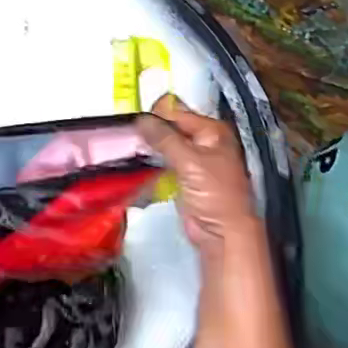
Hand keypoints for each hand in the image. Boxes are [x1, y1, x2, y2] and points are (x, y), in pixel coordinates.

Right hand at [136, 95, 257, 250]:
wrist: (222, 235)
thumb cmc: (214, 194)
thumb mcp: (190, 161)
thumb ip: (164, 137)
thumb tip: (139, 118)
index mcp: (211, 131)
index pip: (177, 112)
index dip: (155, 114)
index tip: (131, 119)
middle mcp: (202, 140)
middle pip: (169, 126)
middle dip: (149, 128)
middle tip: (125, 130)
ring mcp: (191, 158)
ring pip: (162, 143)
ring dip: (147, 143)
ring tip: (125, 142)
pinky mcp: (181, 175)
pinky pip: (160, 159)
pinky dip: (149, 157)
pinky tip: (133, 157)